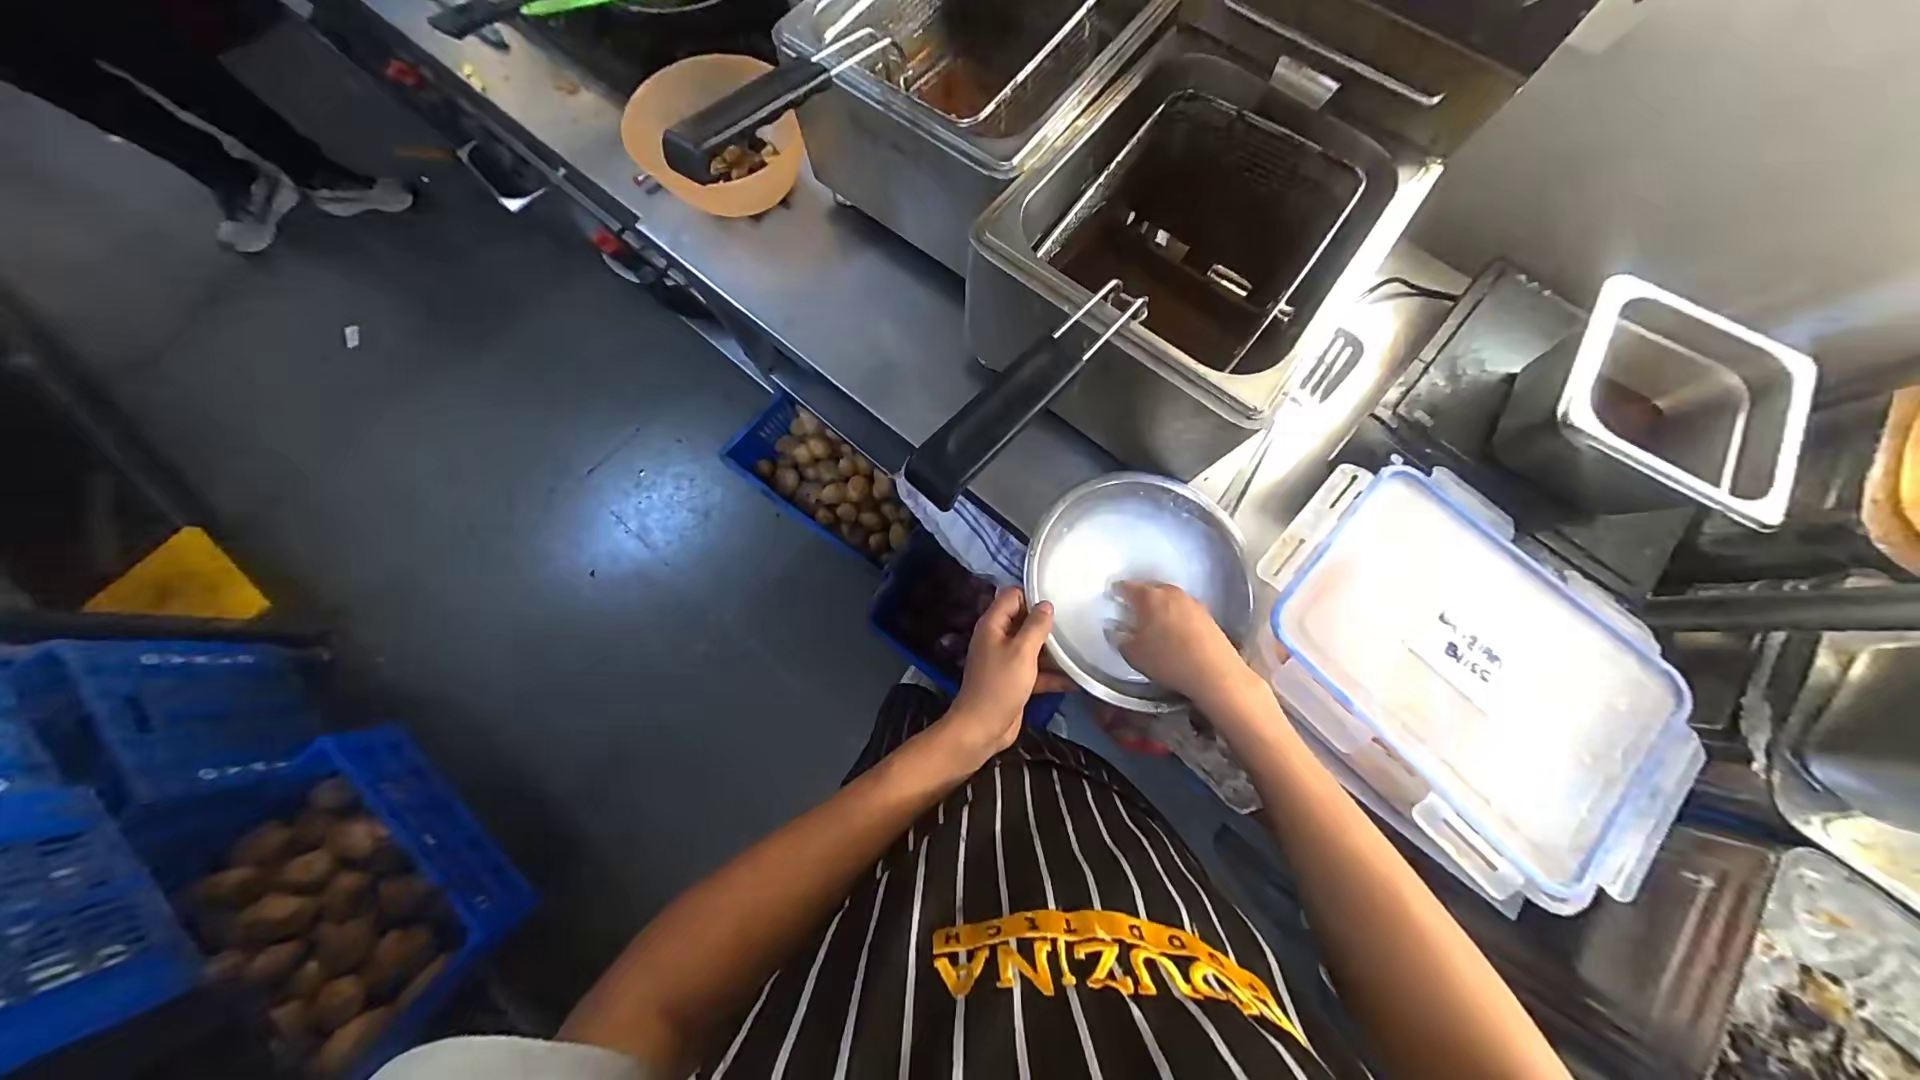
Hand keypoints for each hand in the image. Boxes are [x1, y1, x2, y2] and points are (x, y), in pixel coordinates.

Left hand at [939, 587, 1071, 765]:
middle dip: (1047, 623)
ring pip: (1033, 647)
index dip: (1032, 596)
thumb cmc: (1000, 685)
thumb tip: (1046, 604)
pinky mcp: (1015, 680)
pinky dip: (1053, 674)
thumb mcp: (1022, 652)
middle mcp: (998, 638)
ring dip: (1054, 651)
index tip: (1058, 602)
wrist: (982, 728)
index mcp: (993, 625)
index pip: (1011, 596)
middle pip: (1024, 620)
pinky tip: (1078, 679)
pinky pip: (1036, 670)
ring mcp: (1006, 660)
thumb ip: (1035, 626)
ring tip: (1083, 648)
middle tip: (1075, 623)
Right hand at [1111, 582, 1251, 702]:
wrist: (1215, 673)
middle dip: (1140, 595)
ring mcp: (1192, 602)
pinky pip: (1183, 608)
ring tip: (1152, 619)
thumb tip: (1115, 630)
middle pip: (1150, 588)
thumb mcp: (1135, 654)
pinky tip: (1173, 629)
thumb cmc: (1169, 660)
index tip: (1113, 594)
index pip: (1127, 587)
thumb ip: (1120, 639)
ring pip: (1169, 597)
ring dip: (1159, 604)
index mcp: (1149, 597)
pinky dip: (1175, 614)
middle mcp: (1171, 593)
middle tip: (1131, 607)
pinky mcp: (1207, 615)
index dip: (1118, 590)